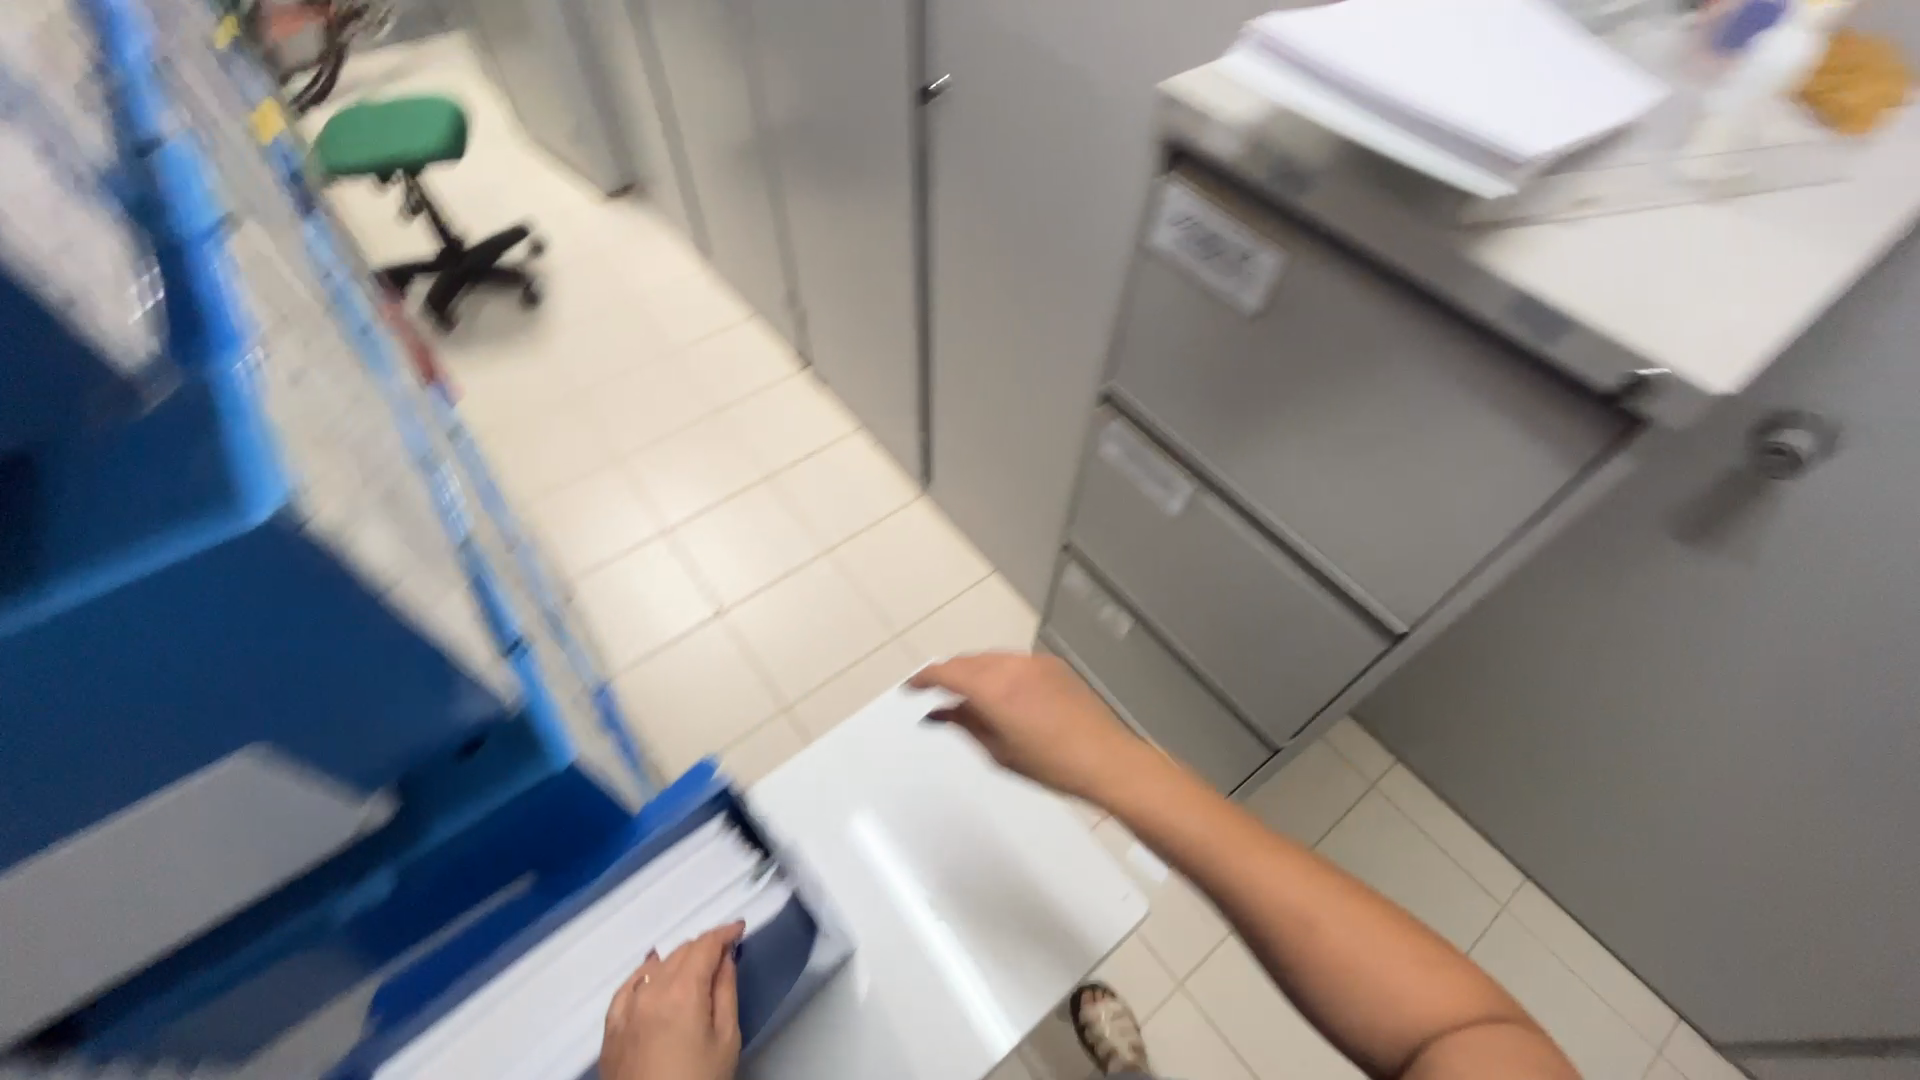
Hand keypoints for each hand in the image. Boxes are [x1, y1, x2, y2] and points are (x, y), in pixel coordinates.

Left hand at [600, 922, 745, 1079]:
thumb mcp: (726, 1039)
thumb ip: (726, 991)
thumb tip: (725, 958)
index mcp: (682, 992)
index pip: (705, 946)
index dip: (724, 933)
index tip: (739, 929)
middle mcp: (650, 992)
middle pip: (681, 952)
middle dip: (704, 946)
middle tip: (724, 954)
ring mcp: (626, 1011)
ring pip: (655, 966)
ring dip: (678, 959)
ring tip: (696, 965)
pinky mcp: (611, 1030)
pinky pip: (627, 988)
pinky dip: (643, 975)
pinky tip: (651, 973)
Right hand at [909, 652, 1152, 803]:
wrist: (1107, 760)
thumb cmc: (1050, 765)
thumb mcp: (998, 751)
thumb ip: (964, 724)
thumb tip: (938, 713)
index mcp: (994, 688)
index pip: (947, 672)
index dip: (924, 678)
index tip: (911, 688)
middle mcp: (1012, 666)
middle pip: (968, 661)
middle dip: (949, 674)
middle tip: (935, 696)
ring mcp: (1035, 662)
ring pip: (991, 659)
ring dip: (973, 672)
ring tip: (967, 698)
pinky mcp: (1053, 665)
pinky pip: (1014, 662)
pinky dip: (998, 672)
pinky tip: (1000, 695)